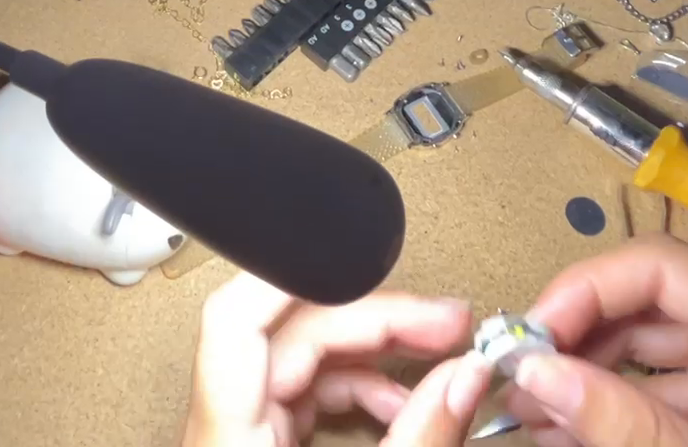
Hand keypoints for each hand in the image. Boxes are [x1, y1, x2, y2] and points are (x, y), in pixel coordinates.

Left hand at [181, 272, 492, 445]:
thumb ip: (417, 441)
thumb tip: (463, 377)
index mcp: (228, 442)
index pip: (234, 323)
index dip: (287, 275)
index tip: (361, 259)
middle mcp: (224, 432)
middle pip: (290, 336)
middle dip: (373, 318)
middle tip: (446, 321)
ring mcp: (239, 443)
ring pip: (298, 364)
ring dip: (370, 352)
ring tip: (437, 357)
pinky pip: (302, 399)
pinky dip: (355, 392)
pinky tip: (399, 401)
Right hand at [499, 235, 687, 446]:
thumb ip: (632, 429)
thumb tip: (530, 374)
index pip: (659, 267)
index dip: (583, 289)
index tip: (527, 335)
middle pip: (647, 307)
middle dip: (575, 340)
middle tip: (513, 377)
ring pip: (649, 356)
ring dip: (586, 382)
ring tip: (523, 413)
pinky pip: (668, 402)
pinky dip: (617, 417)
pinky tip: (565, 436)